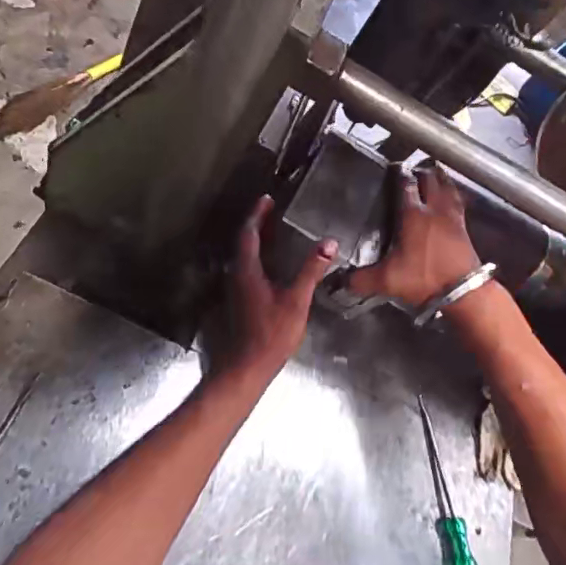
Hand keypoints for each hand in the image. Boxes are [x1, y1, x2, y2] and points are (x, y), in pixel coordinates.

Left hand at [223, 195, 337, 378]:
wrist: (248, 366)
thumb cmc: (271, 333)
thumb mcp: (296, 300)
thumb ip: (311, 271)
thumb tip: (329, 243)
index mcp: (247, 270)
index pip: (249, 233)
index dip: (257, 215)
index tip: (267, 199)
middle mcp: (237, 276)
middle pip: (245, 242)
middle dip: (259, 225)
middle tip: (273, 210)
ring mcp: (237, 290)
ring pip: (246, 257)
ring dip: (259, 242)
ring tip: (277, 232)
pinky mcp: (241, 301)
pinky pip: (249, 270)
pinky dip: (261, 259)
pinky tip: (275, 264)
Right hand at [346, 164, 481, 308]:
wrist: (462, 291)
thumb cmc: (424, 279)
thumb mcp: (387, 281)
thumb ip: (362, 279)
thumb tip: (343, 281)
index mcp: (413, 215)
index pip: (406, 186)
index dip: (400, 175)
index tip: (395, 168)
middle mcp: (434, 210)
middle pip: (430, 180)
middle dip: (422, 172)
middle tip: (414, 168)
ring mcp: (452, 217)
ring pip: (447, 187)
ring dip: (441, 179)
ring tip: (435, 173)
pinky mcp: (465, 228)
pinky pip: (458, 202)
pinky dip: (454, 195)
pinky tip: (452, 198)